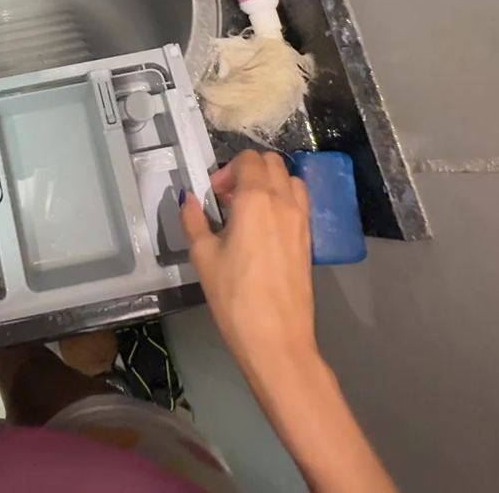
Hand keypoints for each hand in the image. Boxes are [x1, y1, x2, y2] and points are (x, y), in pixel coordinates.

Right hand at [180, 149, 317, 366]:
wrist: (276, 339)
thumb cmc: (234, 295)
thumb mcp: (203, 255)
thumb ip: (193, 220)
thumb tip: (188, 199)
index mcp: (255, 199)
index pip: (248, 160)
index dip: (226, 170)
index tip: (213, 195)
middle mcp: (283, 202)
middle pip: (272, 163)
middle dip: (248, 170)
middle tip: (228, 196)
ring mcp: (302, 221)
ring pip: (291, 179)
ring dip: (270, 182)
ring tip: (249, 207)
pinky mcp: (309, 240)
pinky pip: (300, 202)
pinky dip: (284, 199)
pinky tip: (265, 225)